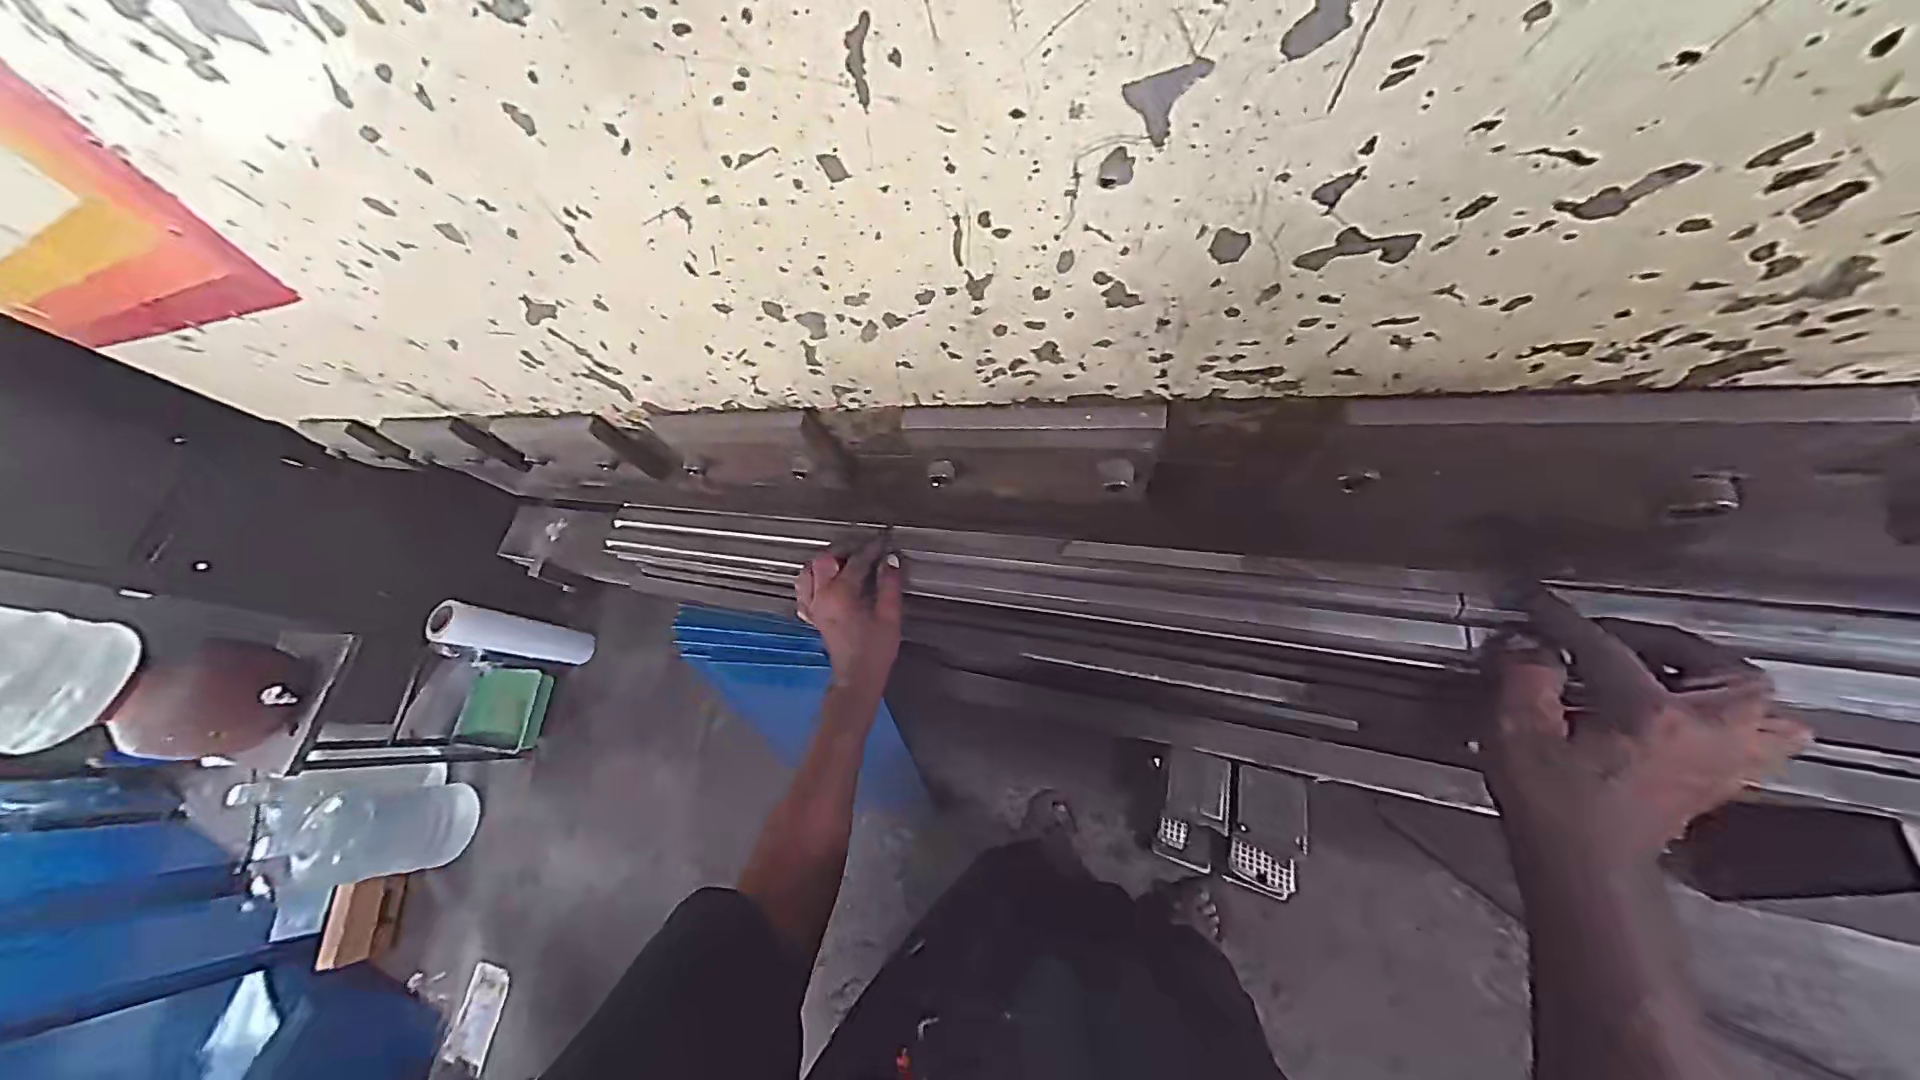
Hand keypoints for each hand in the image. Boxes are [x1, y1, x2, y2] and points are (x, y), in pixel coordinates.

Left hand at [795, 535, 902, 691]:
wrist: (857, 678)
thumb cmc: (875, 651)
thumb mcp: (889, 615)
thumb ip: (889, 584)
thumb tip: (891, 560)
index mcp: (841, 594)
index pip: (856, 561)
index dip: (871, 549)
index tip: (883, 542)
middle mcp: (822, 597)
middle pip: (824, 559)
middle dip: (843, 550)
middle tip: (863, 549)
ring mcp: (813, 606)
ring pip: (808, 572)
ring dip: (824, 563)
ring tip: (843, 562)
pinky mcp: (812, 616)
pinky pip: (803, 590)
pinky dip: (812, 581)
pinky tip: (826, 582)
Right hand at [1483, 588, 1809, 863]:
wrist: (1581, 861)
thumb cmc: (1549, 801)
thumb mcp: (1515, 730)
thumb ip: (1523, 676)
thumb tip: (1530, 644)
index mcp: (1653, 716)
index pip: (1605, 647)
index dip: (1562, 621)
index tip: (1536, 605)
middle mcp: (1709, 734)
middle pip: (1712, 665)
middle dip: (1654, 643)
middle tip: (1605, 639)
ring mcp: (1726, 760)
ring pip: (1753, 700)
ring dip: (1706, 675)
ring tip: (1657, 668)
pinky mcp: (1724, 778)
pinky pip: (1759, 733)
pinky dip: (1732, 712)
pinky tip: (1691, 710)